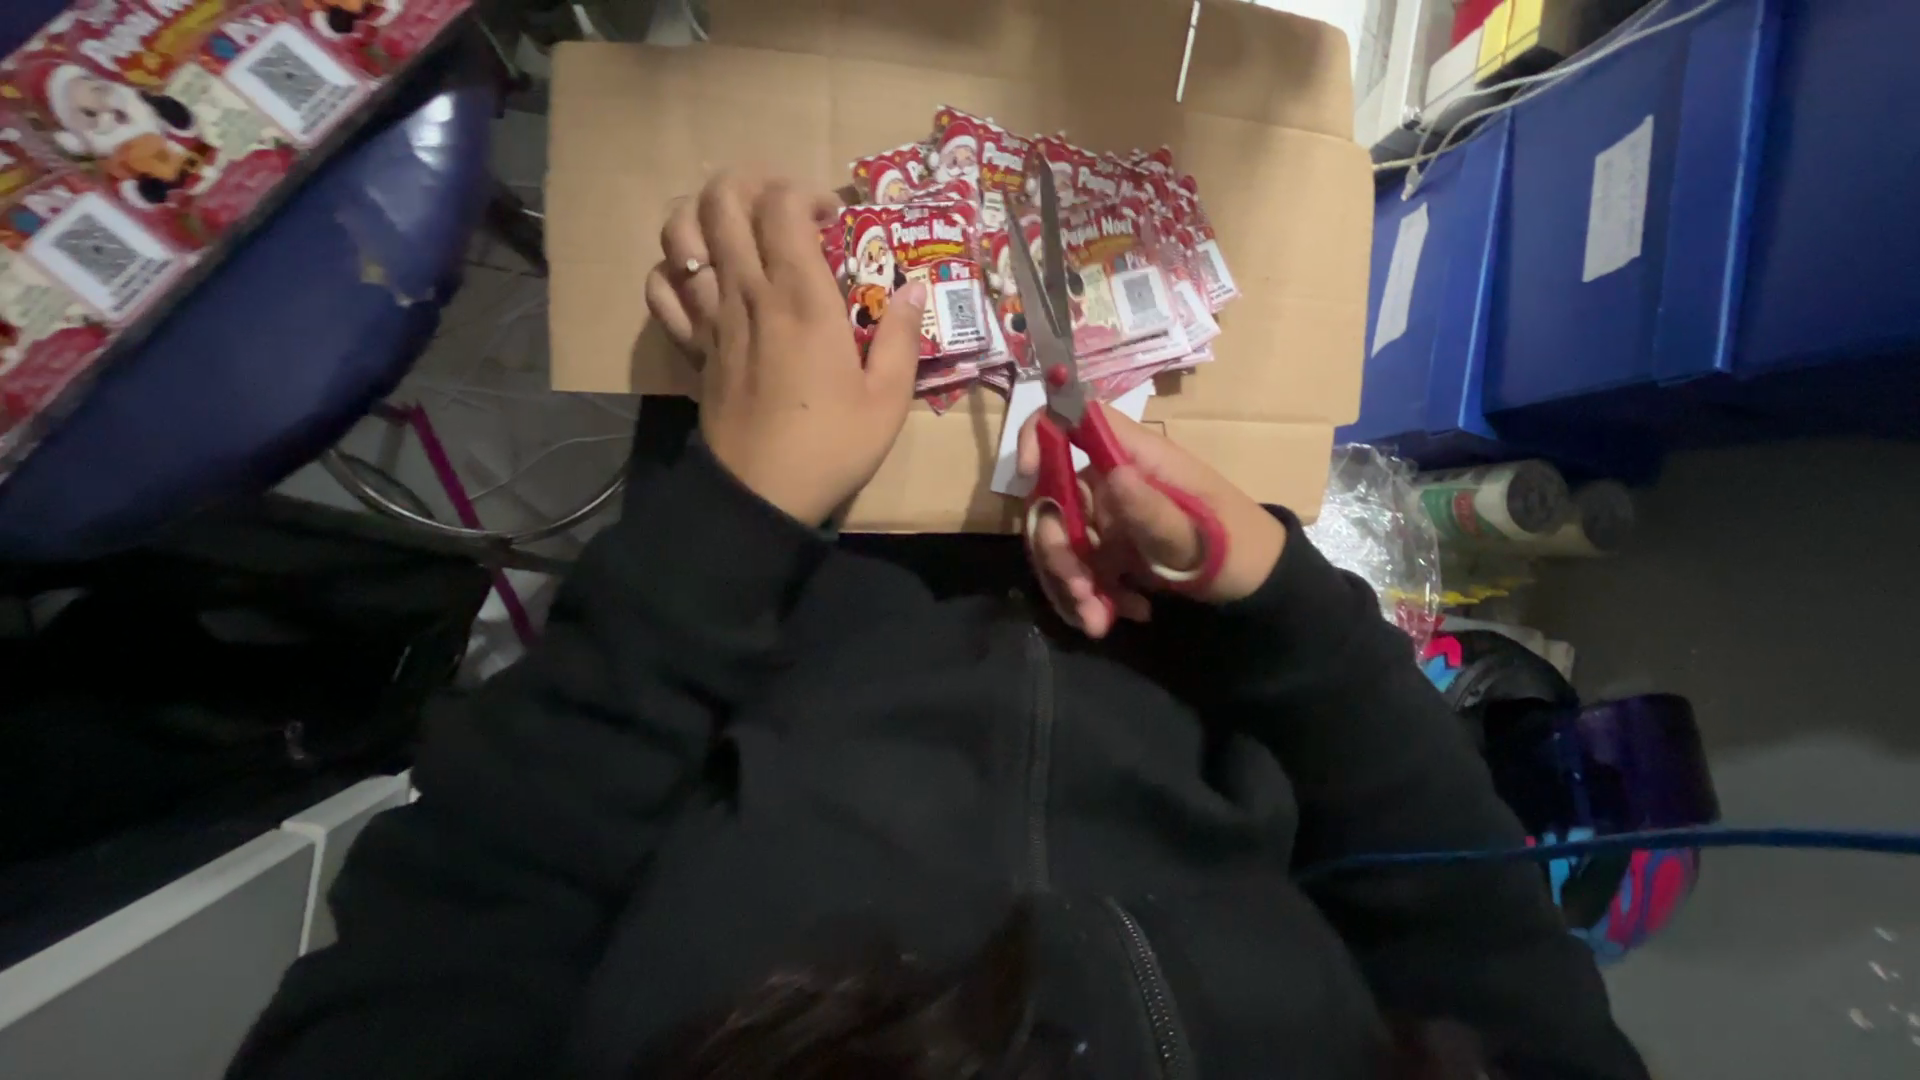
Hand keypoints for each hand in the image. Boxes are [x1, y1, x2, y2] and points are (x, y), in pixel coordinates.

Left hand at [644, 172, 925, 525]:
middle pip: (722, 200)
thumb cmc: (832, 447)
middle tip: (784, 206)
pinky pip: (661, 289)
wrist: (762, 495)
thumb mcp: (887, 399)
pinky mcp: (692, 347)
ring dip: (704, 211)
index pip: (782, 205)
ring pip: (681, 233)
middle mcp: (748, 294)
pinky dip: (672, 268)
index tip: (833, 220)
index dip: (805, 192)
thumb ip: (902, 337)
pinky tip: (701, 276)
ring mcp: (711, 319)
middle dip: (751, 181)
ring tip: (738, 226)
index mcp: (801, 300)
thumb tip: (914, 289)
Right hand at [1018, 405, 1286, 637]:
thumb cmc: (1231, 545)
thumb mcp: (1191, 533)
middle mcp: (1111, 480)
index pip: (1075, 420)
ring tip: (1096, 621)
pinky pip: (1077, 569)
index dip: (1039, 435)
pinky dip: (1088, 597)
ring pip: (1059, 542)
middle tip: (1080, 592)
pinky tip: (1117, 616)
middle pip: (1052, 497)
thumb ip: (1150, 508)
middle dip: (1056, 550)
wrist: (1253, 588)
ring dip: (1069, 585)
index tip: (1028, 476)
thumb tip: (1111, 473)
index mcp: (1133, 457)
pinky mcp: (1107, 551)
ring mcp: (1106, 517)